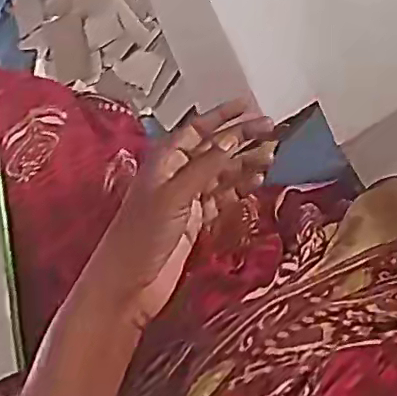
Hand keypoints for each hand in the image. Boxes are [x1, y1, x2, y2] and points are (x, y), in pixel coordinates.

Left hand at [83, 100, 274, 329]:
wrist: (125, 291)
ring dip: (246, 162)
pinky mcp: (196, 220)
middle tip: (271, 130)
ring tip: (270, 156)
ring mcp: (187, 198)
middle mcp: (177, 175)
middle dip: (243, 138)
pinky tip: (257, 182)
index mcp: (165, 161)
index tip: (247, 104)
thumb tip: (233, 138)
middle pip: (215, 148)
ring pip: (223, 171)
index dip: (222, 115)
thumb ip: (206, 165)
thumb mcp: (175, 195)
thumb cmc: (140, 238)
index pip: (197, 128)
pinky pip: (225, 196)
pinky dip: (241, 187)